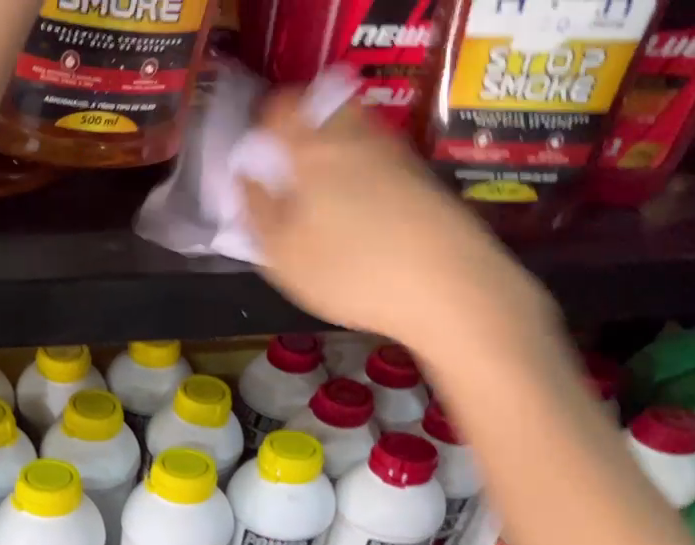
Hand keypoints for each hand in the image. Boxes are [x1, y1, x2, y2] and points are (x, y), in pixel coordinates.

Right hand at [241, 95, 559, 355]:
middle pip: (321, 115)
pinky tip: (360, 223)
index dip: (263, 128)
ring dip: (332, 160)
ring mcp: (395, 154)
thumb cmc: (351, 272)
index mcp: (312, 148)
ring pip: (352, 140)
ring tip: (321, 207)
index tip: (256, 158)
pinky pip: (377, 164)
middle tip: (287, 181)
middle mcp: (356, 136)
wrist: (448, 286)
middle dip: (300, 140)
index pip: (280, 108)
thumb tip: (245, 180)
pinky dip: (361, 180)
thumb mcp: (283, 256)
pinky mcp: (421, 178)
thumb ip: (255, 212)